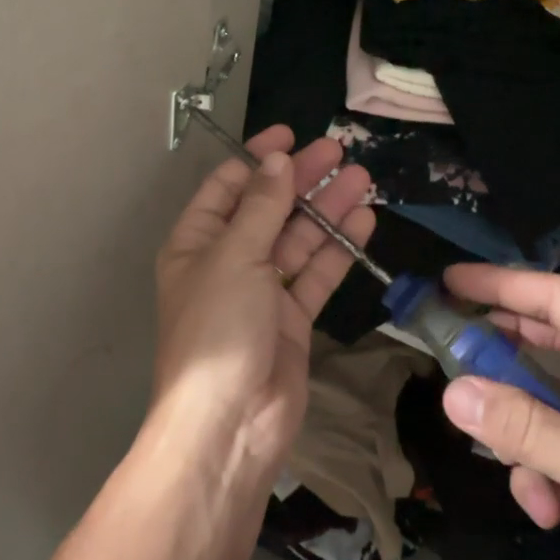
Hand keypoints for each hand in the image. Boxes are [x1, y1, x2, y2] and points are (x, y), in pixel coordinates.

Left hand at [32, 125, 373, 559]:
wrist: (229, 425)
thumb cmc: (218, 329)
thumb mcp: (234, 258)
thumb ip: (261, 208)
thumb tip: (275, 160)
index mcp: (196, 243)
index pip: (228, 188)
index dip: (257, 159)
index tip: (290, 135)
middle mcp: (227, 262)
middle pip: (268, 209)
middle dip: (300, 180)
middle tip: (339, 150)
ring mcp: (260, 293)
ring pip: (297, 240)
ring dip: (326, 209)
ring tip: (362, 177)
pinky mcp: (291, 321)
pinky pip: (315, 275)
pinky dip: (338, 249)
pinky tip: (363, 221)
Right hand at [438, 266, 559, 559]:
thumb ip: (523, 428)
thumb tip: (451, 393)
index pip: (559, 300)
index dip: (502, 285)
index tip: (449, 282)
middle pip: (552, 347)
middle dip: (503, 357)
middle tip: (450, 350)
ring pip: (552, 405)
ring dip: (523, 436)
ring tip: (510, 467)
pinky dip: (546, 475)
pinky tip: (548, 512)